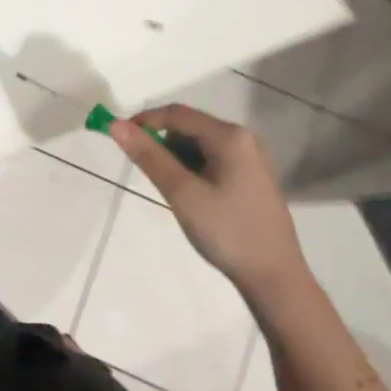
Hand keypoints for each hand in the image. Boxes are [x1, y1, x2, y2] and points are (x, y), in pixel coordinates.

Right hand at [108, 104, 309, 291]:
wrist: (274, 276)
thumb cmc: (227, 231)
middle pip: (188, 128)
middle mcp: (243, 140)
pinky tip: (191, 199)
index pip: (176, 114)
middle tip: (150, 178)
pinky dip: (192, 172)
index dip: (143, 122)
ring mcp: (249, 159)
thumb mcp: (182, 193)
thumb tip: (116, 125)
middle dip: (161, 145)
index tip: (118, 141)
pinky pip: (211, 161)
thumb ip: (149, 156)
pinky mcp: (249, 178)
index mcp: (230, 137)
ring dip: (176, 161)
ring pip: (198, 147)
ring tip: (174, 194)